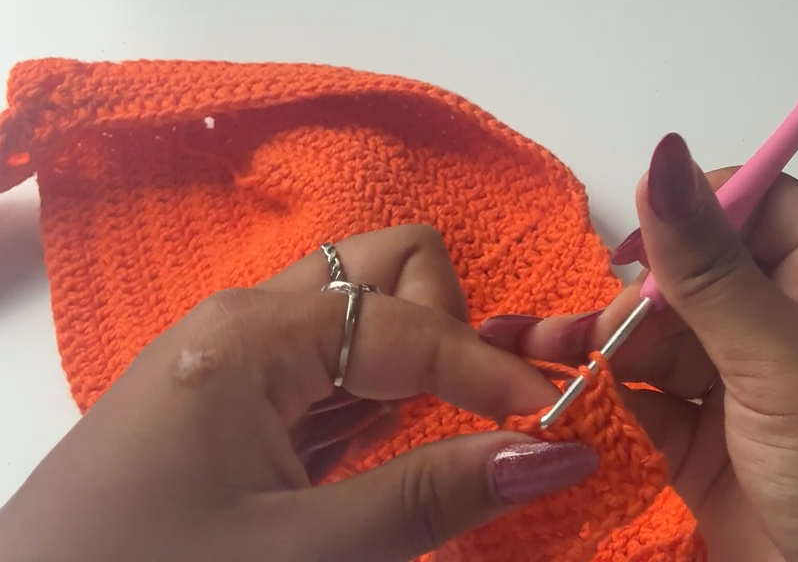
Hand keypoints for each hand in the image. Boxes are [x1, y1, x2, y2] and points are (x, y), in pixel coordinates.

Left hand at [0, 225, 598, 561]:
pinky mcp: (234, 390)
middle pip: (398, 265)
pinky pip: (341, 353)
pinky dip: (378, 386)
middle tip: (448, 406)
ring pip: (374, 304)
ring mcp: (238, 349)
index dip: (491, 370)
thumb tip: (563, 452)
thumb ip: (434, 496)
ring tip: (405, 432)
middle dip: (447, 324)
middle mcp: (251, 315)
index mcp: (256, 332)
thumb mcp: (294, 559)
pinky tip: (360, 448)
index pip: (419, 324)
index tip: (547, 420)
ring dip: (415, 355)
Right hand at [479, 133, 797, 561]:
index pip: (759, 203)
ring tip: (535, 357)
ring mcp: (753, 380)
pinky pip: (656, 402)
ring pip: (669, 338)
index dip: (697, 208)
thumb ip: (710, 266)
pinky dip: (611, 400)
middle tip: (602, 329)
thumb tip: (662, 153)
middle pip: (703, 272)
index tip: (637, 241)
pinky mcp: (717, 441)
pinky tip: (558, 398)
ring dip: (608, 346)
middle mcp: (794, 315)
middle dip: (643, 293)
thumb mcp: (781, 354)